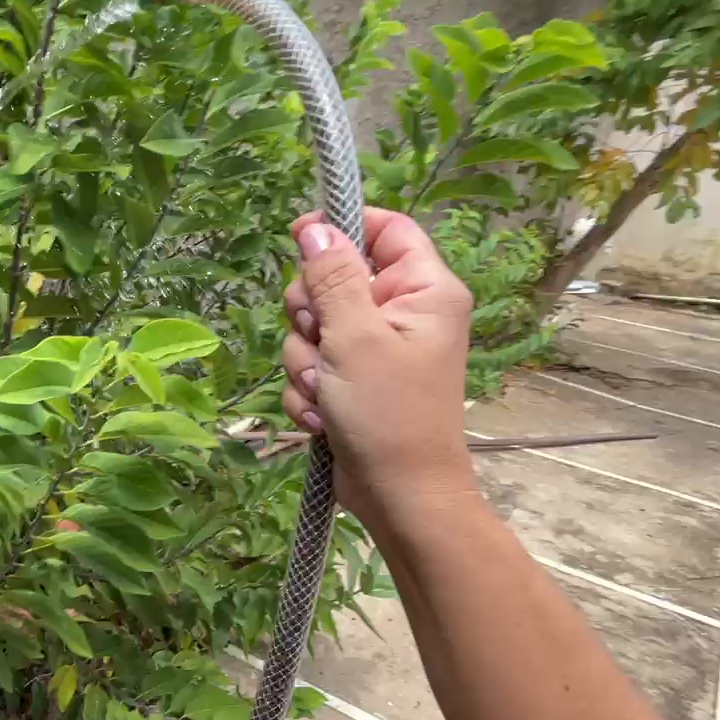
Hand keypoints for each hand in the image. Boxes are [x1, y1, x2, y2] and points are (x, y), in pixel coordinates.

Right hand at [281, 208, 477, 525]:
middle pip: (333, 280)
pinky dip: (308, 392)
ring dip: (305, 364)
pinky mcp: (349, 382)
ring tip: (327, 393)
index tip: (297, 238)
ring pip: (312, 330)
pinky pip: (310, 367)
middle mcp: (399, 314)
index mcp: (421, 290)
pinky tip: (323, 416)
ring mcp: (372, 350)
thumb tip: (313, 226)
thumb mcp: (356, 338)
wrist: (397, 494)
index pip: (384, 229)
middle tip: (320, 342)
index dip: (340, 228)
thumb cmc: (389, 413)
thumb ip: (332, 278)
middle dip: (311, 317)